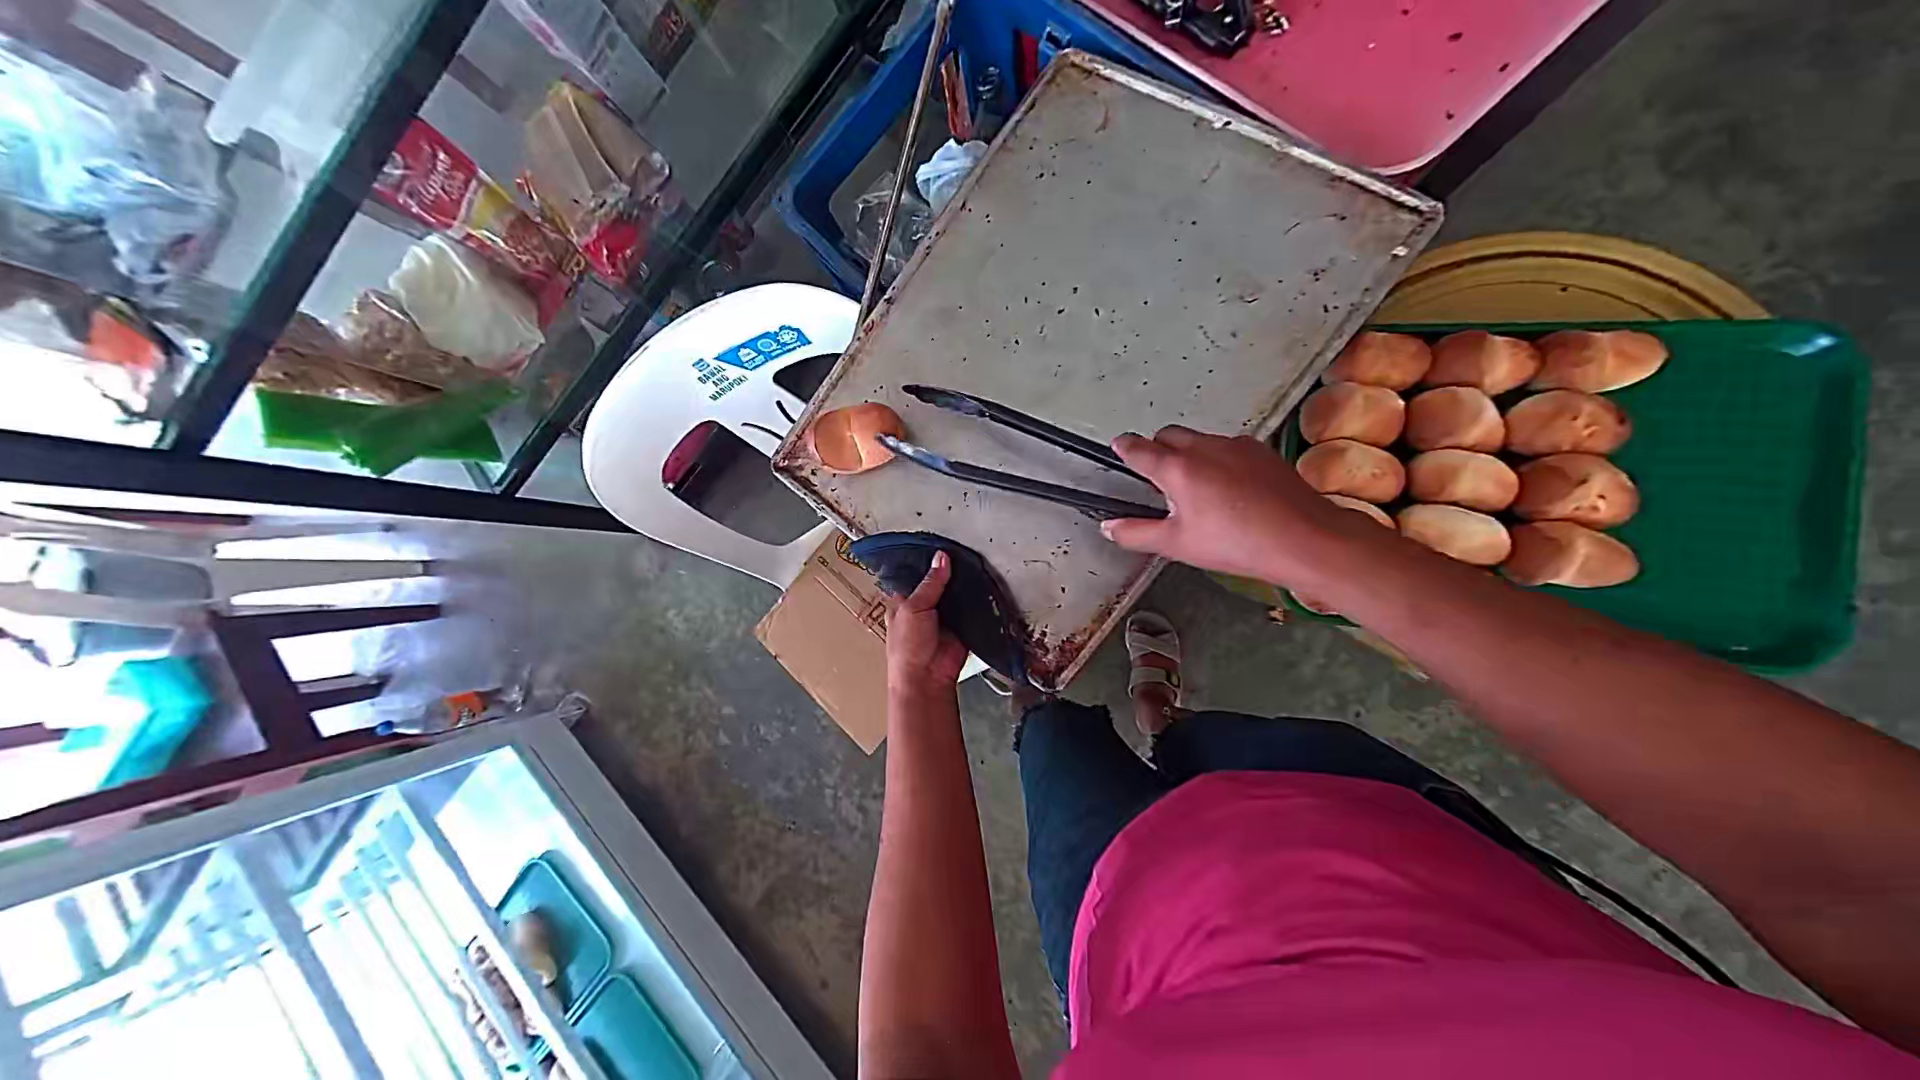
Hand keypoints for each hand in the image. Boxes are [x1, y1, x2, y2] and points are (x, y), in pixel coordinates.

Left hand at [885, 551, 968, 691]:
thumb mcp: (914, 608)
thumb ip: (930, 583)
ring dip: (965, 584)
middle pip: (940, 581)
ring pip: (957, 592)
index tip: (942, 543)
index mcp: (904, 599)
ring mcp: (944, 614)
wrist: (927, 678)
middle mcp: (924, 605)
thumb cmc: (907, 647)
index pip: (916, 573)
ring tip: (978, 562)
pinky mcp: (961, 624)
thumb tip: (941, 558)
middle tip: (965, 550)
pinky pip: (971, 607)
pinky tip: (985, 584)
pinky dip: (977, 599)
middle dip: (951, 571)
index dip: (928, 559)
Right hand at [1101, 426, 1361, 586]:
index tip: (1119, 446)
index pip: (1139, 449)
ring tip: (1195, 487)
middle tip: (1156, 474)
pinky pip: (1228, 446)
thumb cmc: (1239, 543)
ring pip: (1200, 438)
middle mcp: (1205, 448)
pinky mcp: (1261, 451)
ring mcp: (1236, 446)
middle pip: (1168, 435)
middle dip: (1157, 448)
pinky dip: (1217, 458)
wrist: (1304, 538)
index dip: (1125, 447)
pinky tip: (1227, 488)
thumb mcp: (1177, 544)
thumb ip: (1136, 533)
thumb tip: (1110, 527)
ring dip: (1188, 453)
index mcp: (1178, 468)